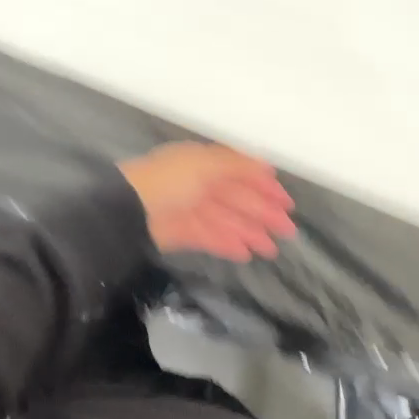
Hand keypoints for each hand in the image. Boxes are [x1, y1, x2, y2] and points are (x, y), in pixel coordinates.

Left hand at [118, 142, 296, 260]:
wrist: (130, 210)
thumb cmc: (170, 180)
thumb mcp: (205, 164)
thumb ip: (237, 164)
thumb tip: (266, 166)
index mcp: (203, 164)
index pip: (241, 174)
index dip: (265, 187)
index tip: (287, 203)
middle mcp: (199, 185)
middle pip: (238, 200)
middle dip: (263, 214)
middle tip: (288, 231)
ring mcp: (191, 211)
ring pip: (228, 222)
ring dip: (251, 234)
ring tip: (272, 249)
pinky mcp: (183, 234)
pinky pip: (212, 239)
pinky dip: (229, 245)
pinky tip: (247, 254)